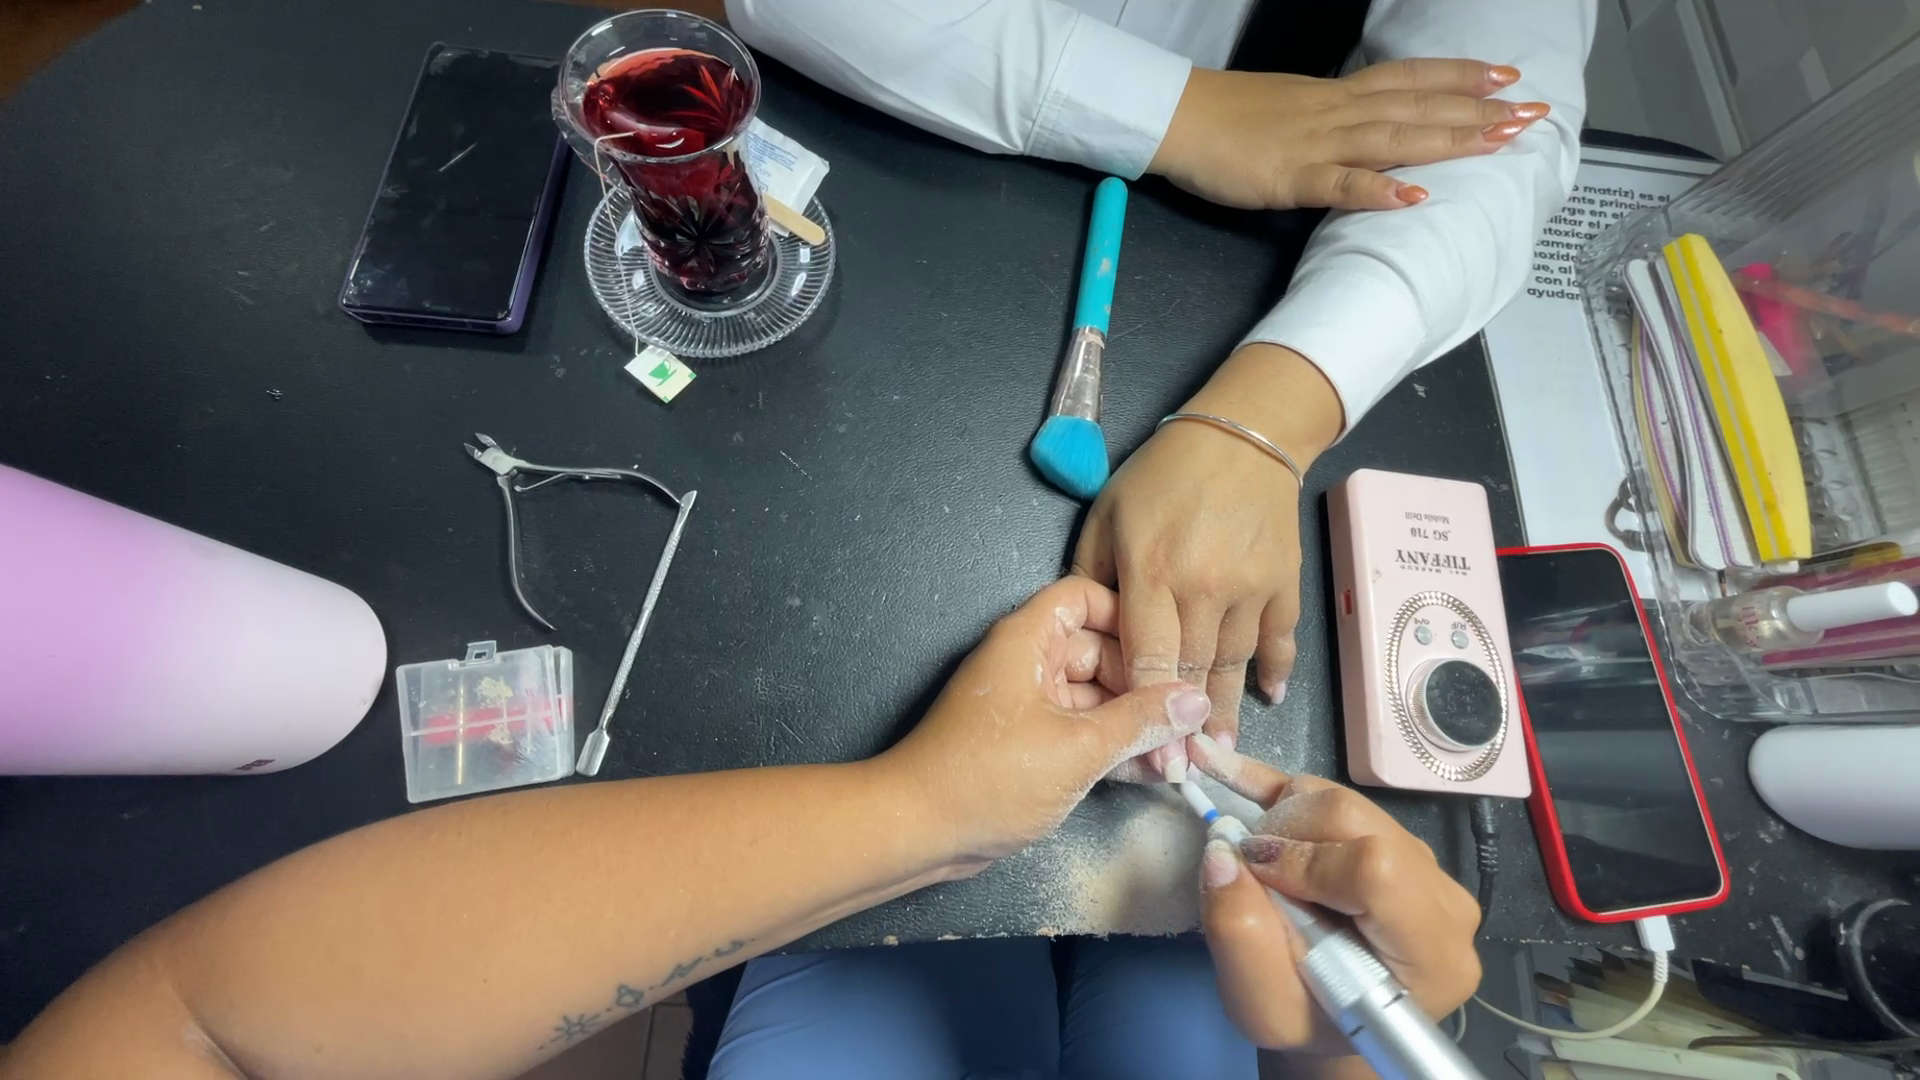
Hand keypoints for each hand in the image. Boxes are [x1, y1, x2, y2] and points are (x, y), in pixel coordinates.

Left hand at [879, 577, 1210, 868]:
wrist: (921, 829)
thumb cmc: (991, 775)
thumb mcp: (1075, 747)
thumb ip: (1140, 721)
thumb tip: (1195, 700)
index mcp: (1028, 639)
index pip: (1084, 598)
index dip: (1129, 615)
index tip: (1173, 648)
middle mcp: (1029, 661)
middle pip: (1099, 652)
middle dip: (1145, 689)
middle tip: (1193, 725)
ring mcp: (1030, 702)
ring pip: (1096, 697)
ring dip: (1135, 725)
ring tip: (1183, 758)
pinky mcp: (1033, 740)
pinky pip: (1082, 729)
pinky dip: (1112, 747)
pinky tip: (1154, 772)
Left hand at [1073, 344, 1339, 757]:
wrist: (1243, 435)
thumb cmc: (1160, 476)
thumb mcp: (1106, 518)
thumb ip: (1093, 576)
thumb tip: (1087, 630)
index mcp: (1152, 573)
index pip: (1149, 656)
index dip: (1148, 708)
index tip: (1148, 750)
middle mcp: (1204, 588)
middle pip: (1193, 670)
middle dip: (1187, 725)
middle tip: (1184, 769)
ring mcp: (1251, 588)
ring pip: (1234, 663)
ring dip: (1227, 710)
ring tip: (1221, 750)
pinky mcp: (1285, 583)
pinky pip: (1279, 638)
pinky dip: (1276, 669)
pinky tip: (1269, 697)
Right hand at [1150, 59, 1547, 210]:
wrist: (1180, 119)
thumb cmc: (1222, 119)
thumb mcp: (1281, 113)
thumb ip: (1316, 123)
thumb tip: (1340, 136)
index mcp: (1331, 97)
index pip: (1407, 80)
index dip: (1457, 78)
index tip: (1502, 77)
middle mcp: (1335, 113)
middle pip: (1416, 107)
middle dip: (1476, 109)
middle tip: (1529, 114)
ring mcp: (1315, 144)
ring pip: (1394, 137)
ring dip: (1449, 139)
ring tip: (1498, 141)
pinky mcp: (1289, 177)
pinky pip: (1340, 183)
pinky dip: (1378, 189)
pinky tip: (1414, 195)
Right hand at [1190, 734, 1481, 1052]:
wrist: (1326, 1011)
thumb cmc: (1303, 1016)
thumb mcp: (1261, 1005)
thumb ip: (1240, 936)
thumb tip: (1222, 853)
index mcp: (1431, 951)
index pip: (1373, 868)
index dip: (1302, 861)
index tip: (1253, 874)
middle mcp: (1439, 895)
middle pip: (1352, 817)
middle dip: (1282, 831)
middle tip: (1247, 863)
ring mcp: (1416, 856)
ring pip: (1337, 798)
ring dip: (1279, 815)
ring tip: (1258, 854)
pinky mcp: (1379, 828)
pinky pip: (1324, 789)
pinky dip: (1267, 779)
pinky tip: (1216, 762)